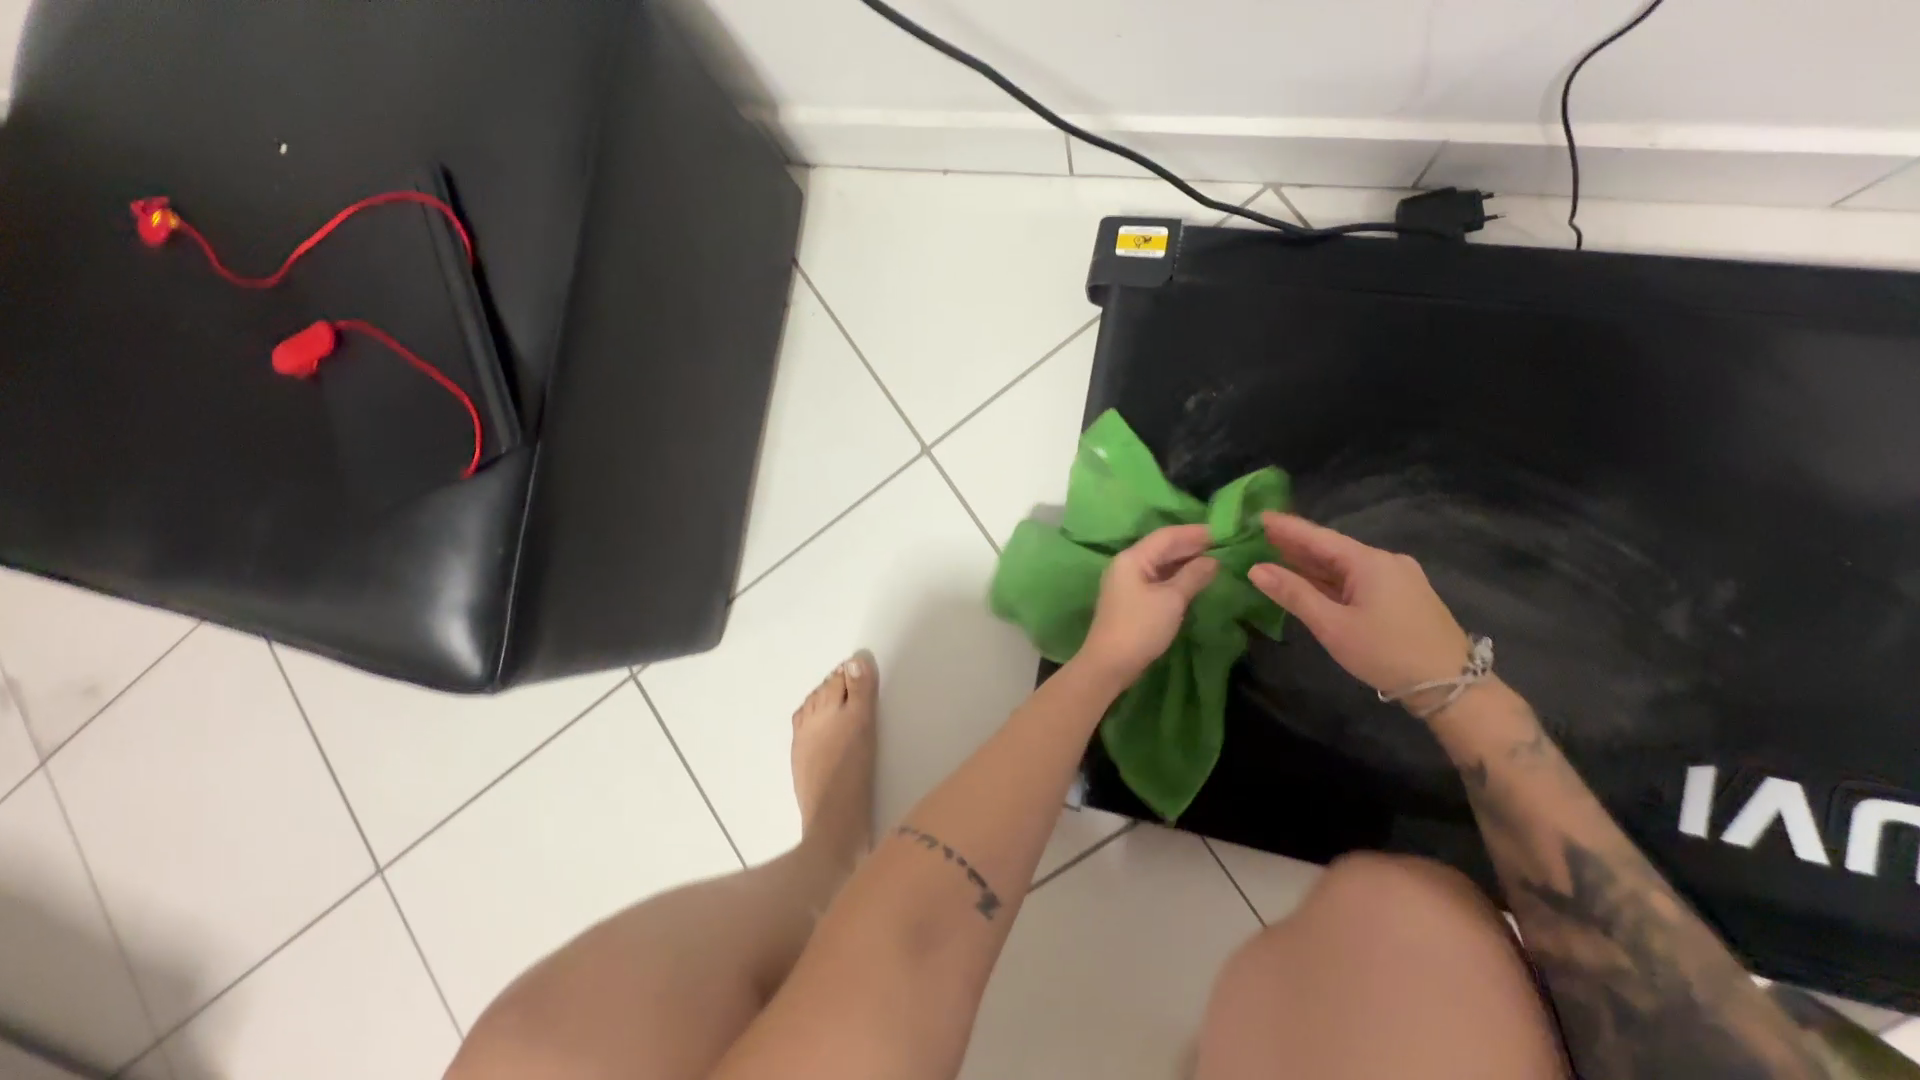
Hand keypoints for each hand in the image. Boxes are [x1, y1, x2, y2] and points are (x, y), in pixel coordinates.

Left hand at [1075, 524, 1217, 686]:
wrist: (1110, 664)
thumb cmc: (1140, 627)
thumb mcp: (1171, 600)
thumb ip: (1193, 576)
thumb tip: (1213, 561)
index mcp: (1132, 558)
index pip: (1166, 536)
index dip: (1194, 532)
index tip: (1222, 531)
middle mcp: (1127, 565)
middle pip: (1162, 548)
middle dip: (1191, 545)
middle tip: (1222, 545)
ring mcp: (1127, 582)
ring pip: (1160, 564)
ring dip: (1185, 561)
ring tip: (1213, 560)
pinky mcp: (1131, 599)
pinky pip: (1157, 579)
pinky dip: (1176, 577)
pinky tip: (1194, 579)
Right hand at [1247, 513, 1468, 696]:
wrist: (1451, 685)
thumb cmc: (1386, 652)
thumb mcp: (1333, 626)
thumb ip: (1294, 594)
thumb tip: (1257, 569)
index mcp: (1369, 561)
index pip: (1318, 537)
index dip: (1287, 527)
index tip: (1259, 516)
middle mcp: (1385, 561)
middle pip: (1333, 548)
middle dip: (1296, 545)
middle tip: (1259, 537)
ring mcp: (1398, 579)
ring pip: (1345, 566)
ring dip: (1312, 564)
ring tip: (1276, 556)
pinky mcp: (1403, 597)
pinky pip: (1358, 579)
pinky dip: (1331, 579)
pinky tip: (1312, 581)